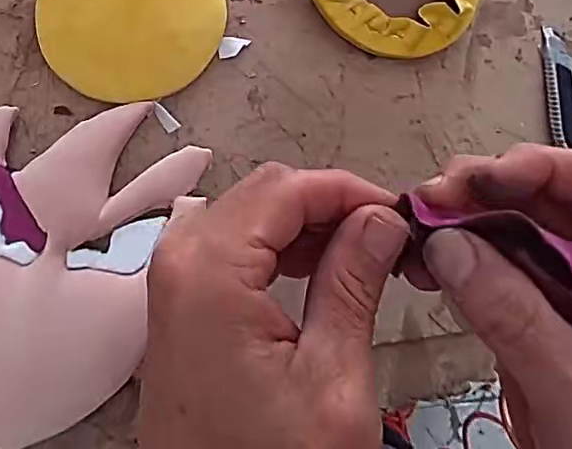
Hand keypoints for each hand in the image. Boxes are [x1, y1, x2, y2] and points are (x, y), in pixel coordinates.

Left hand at [139, 163, 410, 448]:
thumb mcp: (330, 382)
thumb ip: (355, 283)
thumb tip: (381, 219)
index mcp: (208, 271)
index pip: (288, 188)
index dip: (349, 191)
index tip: (393, 211)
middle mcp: (181, 259)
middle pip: (270, 190)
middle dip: (332, 203)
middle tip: (383, 234)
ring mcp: (177, 276)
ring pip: (257, 208)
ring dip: (313, 221)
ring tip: (362, 253)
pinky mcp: (183, 296)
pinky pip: (240, 238)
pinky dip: (286, 241)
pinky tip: (322, 266)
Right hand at [407, 145, 571, 448]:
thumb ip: (520, 321)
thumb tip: (448, 243)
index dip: (537, 168)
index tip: (477, 177)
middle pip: (551, 204)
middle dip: (487, 191)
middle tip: (433, 199)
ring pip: (519, 235)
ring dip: (466, 223)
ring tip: (421, 224)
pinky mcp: (548, 330)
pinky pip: (501, 278)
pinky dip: (462, 265)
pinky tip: (429, 263)